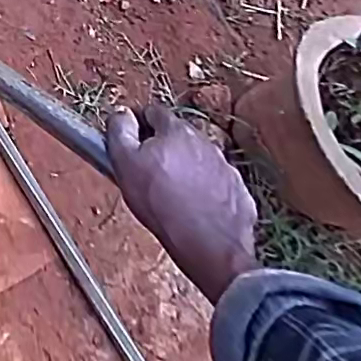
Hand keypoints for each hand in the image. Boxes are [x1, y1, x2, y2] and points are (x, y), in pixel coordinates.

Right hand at [106, 105, 257, 301]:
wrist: (209, 248)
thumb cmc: (161, 203)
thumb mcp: (125, 161)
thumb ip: (119, 129)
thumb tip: (122, 113)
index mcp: (176, 130)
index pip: (153, 112)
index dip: (138, 125)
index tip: (131, 144)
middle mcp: (205, 143)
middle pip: (177, 136)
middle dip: (163, 148)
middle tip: (148, 172)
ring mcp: (227, 169)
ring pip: (198, 159)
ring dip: (186, 168)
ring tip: (172, 194)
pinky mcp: (241, 194)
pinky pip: (217, 184)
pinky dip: (206, 190)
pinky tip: (195, 208)